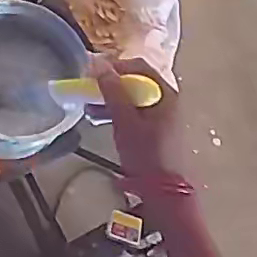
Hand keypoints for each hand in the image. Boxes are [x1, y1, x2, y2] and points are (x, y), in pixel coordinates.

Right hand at [93, 57, 179, 180]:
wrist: (164, 191)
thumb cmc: (146, 153)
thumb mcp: (125, 122)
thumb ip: (113, 93)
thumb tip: (100, 65)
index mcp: (165, 94)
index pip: (139, 67)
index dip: (115, 66)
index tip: (93, 73)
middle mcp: (167, 99)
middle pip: (136, 81)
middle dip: (111, 84)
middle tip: (89, 90)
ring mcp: (163, 114)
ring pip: (134, 97)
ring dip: (112, 98)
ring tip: (90, 106)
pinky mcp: (157, 128)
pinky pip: (136, 110)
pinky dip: (119, 111)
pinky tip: (101, 118)